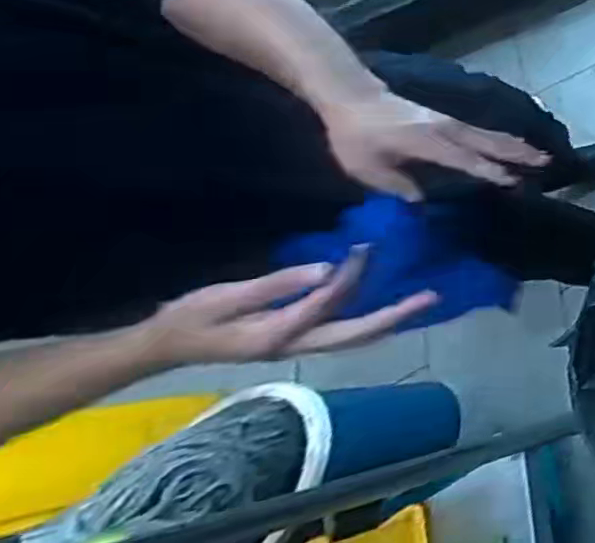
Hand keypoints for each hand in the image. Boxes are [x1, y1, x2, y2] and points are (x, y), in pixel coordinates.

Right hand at [133, 249, 436, 365]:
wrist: (161, 347)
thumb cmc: (190, 318)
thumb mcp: (226, 297)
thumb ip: (277, 283)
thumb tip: (326, 270)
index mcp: (277, 336)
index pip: (328, 303)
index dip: (350, 275)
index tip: (365, 247)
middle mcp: (296, 346)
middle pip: (355, 334)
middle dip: (395, 315)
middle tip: (433, 296)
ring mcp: (300, 345)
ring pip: (355, 335)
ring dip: (389, 318)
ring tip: (424, 300)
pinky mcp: (300, 338)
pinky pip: (345, 330)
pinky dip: (371, 319)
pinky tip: (390, 303)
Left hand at [323, 91, 549, 200]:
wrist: (356, 96)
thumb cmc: (356, 135)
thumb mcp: (365, 168)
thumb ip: (396, 185)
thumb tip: (421, 201)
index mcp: (430, 143)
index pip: (467, 160)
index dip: (490, 171)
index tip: (514, 181)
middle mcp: (449, 130)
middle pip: (491, 143)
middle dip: (519, 153)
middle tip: (547, 161)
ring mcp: (452, 122)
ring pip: (492, 136)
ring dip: (517, 145)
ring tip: (540, 153)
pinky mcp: (451, 119)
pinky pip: (484, 131)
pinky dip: (504, 139)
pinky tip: (515, 142)